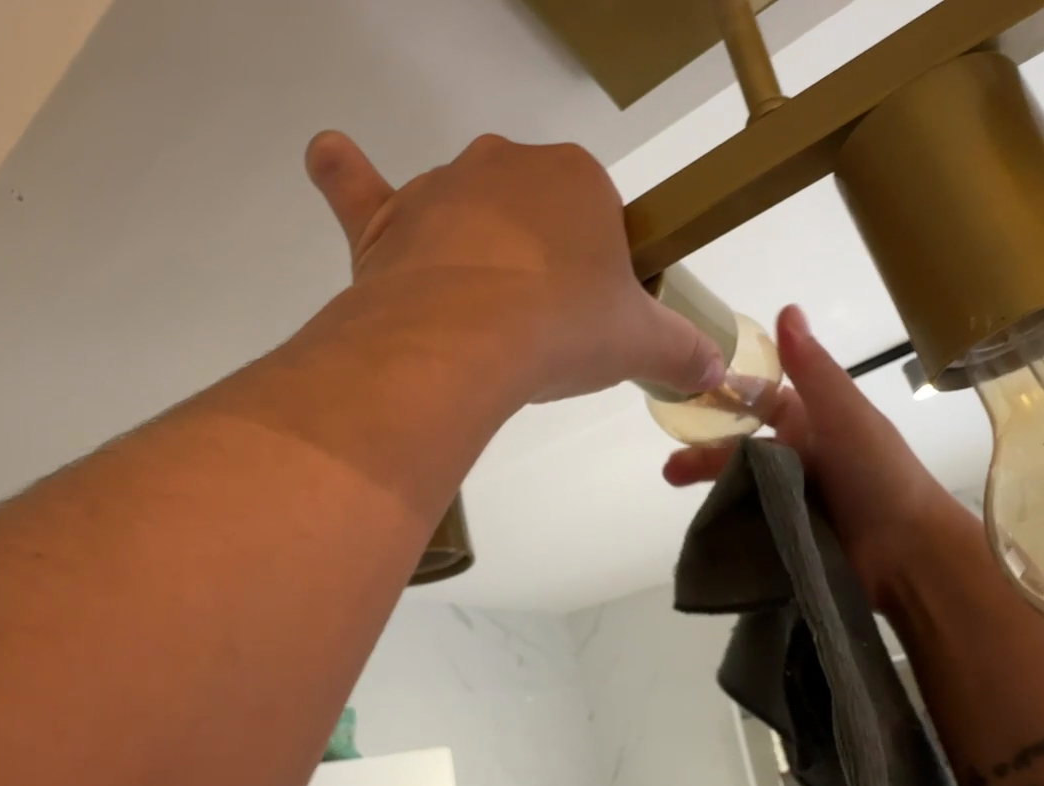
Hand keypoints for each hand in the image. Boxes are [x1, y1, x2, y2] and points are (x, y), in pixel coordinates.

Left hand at [304, 131, 723, 404]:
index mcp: (576, 179)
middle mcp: (507, 165)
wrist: (467, 340)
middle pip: (526, 213)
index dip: (591, 273)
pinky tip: (329, 156)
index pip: (592, 218)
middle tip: (532, 327)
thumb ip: (683, 351)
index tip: (582, 318)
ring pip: (460, 213)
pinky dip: (344, 175)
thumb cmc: (564, 328)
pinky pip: (358, 185)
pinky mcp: (384, 219)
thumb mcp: (641, 343)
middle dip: (533, 262)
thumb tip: (714, 369)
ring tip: (473, 321)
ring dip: (469, 252)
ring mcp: (440, 188)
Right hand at [663, 306, 973, 605]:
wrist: (908, 554)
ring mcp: (790, 495)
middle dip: (702, 449)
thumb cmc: (879, 475)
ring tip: (670, 482)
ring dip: (706, 481)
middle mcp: (798, 455)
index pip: (757, 401)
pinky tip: (698, 518)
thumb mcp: (844, 415)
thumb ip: (812, 370)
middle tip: (667, 461)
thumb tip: (786, 308)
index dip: (724, 395)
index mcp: (811, 421)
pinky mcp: (786, 530)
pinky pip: (746, 517)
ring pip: (738, 482)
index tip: (681, 391)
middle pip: (739, 446)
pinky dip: (722, 515)